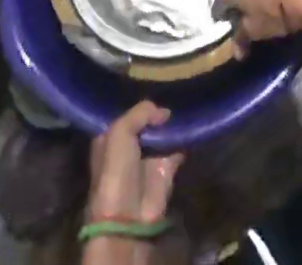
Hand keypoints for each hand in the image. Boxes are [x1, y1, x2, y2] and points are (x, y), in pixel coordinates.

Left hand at [87, 101, 182, 225]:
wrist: (129, 212)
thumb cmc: (116, 167)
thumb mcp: (120, 131)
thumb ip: (141, 113)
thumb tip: (164, 112)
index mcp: (111, 135)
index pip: (126, 113)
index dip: (139, 105)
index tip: (153, 88)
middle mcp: (129, 144)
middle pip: (146, 122)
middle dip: (158, 112)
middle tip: (174, 95)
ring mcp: (148, 156)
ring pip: (162, 134)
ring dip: (172, 124)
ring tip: (186, 104)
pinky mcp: (166, 168)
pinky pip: (177, 148)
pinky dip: (183, 139)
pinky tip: (191, 124)